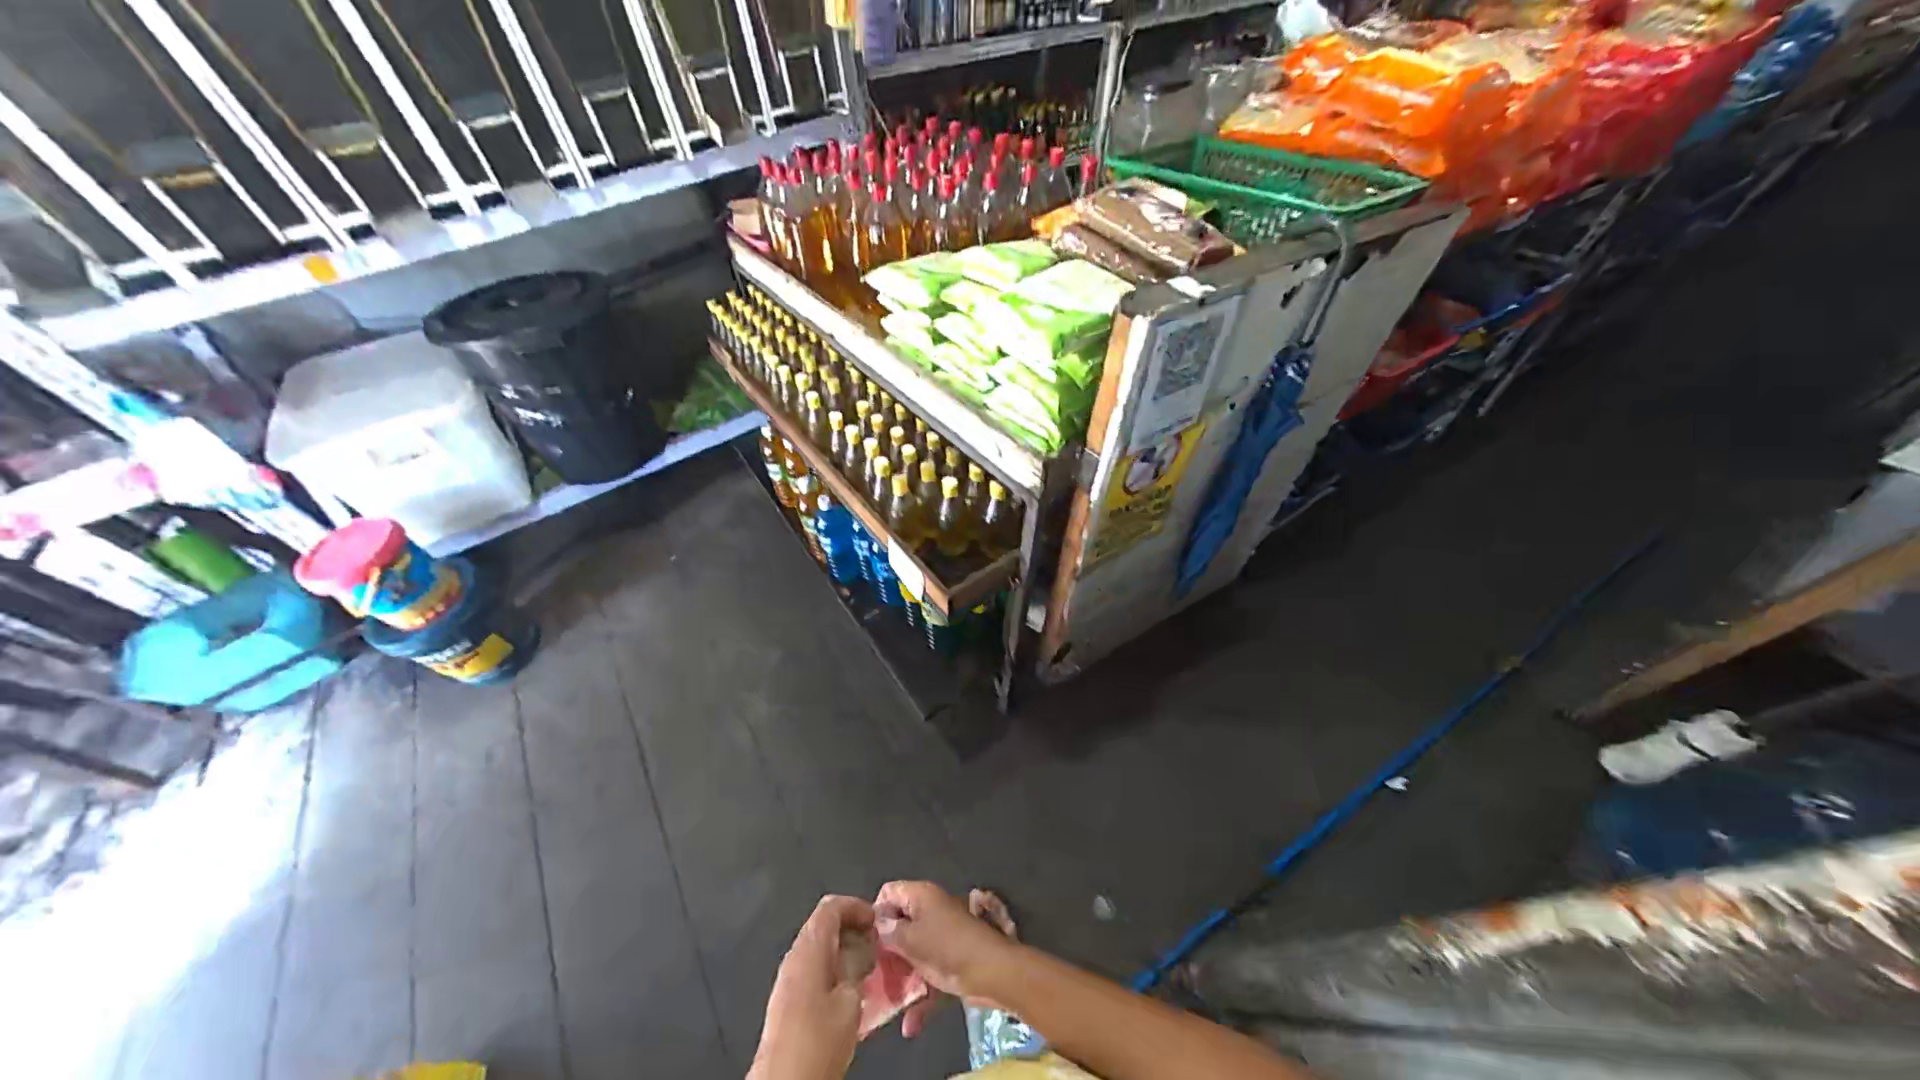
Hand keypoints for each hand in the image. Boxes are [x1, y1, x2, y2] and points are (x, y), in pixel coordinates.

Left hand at [750, 895, 875, 1079]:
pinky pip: (813, 969)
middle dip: (852, 928)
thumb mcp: (850, 1000)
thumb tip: (864, 947)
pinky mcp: (786, 1000)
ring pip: (819, 948)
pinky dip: (834, 968)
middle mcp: (794, 957)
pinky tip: (850, 991)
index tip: (877, 921)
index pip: (831, 907)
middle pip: (823, 925)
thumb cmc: (819, 1039)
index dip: (856, 907)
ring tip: (869, 968)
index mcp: (809, 949)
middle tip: (876, 944)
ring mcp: (787, 979)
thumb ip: (857, 965)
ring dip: (844, 950)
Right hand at [874, 881, 1023, 1028]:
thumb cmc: (947, 947)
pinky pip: (928, 974)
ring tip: (887, 1001)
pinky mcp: (948, 961)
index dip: (876, 913)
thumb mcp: (911, 938)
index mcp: (920, 896)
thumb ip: (889, 931)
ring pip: (911, 954)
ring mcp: (939, 938)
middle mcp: (929, 911)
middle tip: (872, 974)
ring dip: (900, 978)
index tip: (867, 940)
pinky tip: (910, 1026)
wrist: (991, 972)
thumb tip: (877, 924)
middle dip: (885, 951)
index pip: (889, 892)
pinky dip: (920, 997)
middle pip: (898, 926)